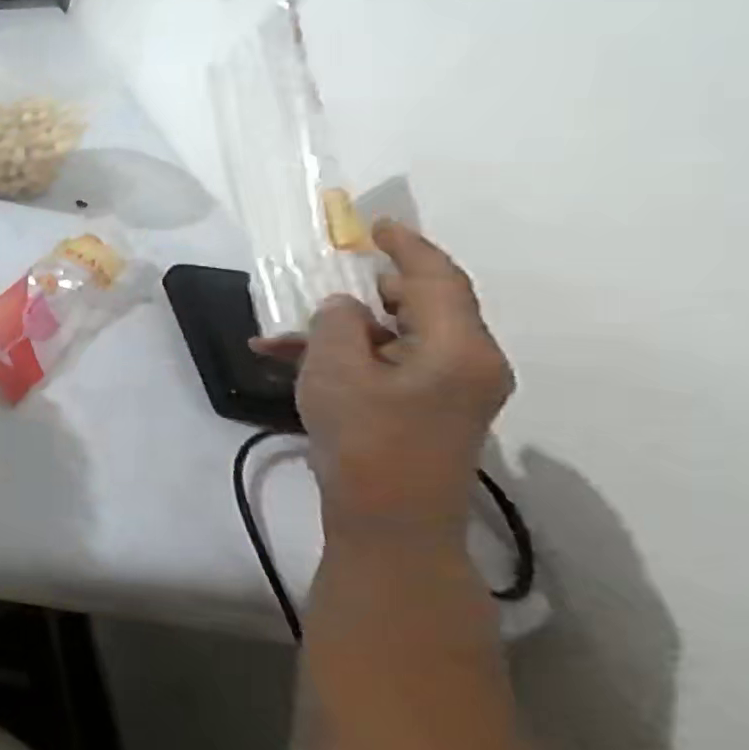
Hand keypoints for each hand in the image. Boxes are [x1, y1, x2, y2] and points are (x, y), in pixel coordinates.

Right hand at [254, 220, 513, 532]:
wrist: (387, 524)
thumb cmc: (365, 441)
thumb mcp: (336, 372)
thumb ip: (338, 324)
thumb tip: (343, 307)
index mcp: (458, 348)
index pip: (438, 279)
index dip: (406, 246)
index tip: (374, 225)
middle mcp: (466, 363)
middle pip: (421, 306)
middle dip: (368, 290)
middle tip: (322, 279)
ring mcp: (448, 391)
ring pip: (395, 338)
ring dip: (343, 330)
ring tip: (282, 333)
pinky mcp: (426, 411)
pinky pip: (388, 366)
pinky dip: (347, 358)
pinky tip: (290, 362)